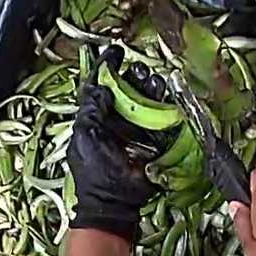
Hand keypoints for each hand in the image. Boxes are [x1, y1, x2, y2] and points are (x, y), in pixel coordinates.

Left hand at [67, 67, 154, 240]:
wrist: (114, 204)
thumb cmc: (95, 173)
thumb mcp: (86, 136)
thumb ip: (91, 109)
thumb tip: (102, 85)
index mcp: (97, 117)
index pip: (101, 84)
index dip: (107, 66)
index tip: (116, 51)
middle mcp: (118, 120)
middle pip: (129, 90)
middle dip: (136, 76)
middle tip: (142, 70)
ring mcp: (138, 132)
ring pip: (148, 102)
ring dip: (153, 90)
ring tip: (156, 82)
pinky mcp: (155, 143)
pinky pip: (164, 122)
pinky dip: (169, 110)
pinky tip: (170, 99)